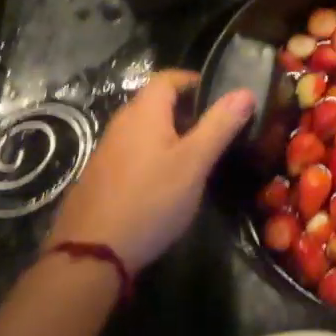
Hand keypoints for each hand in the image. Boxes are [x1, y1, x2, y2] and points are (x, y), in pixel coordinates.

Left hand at [46, 70, 254, 269]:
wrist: (90, 257)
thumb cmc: (150, 200)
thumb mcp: (194, 162)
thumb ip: (220, 125)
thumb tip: (245, 92)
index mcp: (143, 113)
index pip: (168, 78)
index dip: (194, 80)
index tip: (220, 97)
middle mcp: (120, 125)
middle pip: (155, 103)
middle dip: (186, 109)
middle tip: (216, 128)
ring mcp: (106, 154)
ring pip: (144, 130)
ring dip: (170, 134)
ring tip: (196, 156)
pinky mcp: (99, 180)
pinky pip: (132, 153)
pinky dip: (153, 156)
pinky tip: (165, 183)